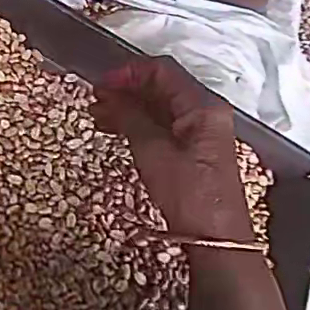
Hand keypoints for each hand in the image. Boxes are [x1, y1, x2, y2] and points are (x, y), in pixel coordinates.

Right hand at [91, 56, 252, 239]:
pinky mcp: (195, 149)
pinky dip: (139, 123)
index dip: (128, 72)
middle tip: (95, 98)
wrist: (215, 238)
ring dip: (130, 107)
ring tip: (98, 115)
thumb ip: (131, 117)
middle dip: (127, 89)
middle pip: (162, 87)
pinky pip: (163, 125)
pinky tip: (116, 129)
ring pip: (160, 106)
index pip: (162, 71)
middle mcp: (205, 112)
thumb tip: (110, 95)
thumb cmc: (188, 194)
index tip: (101, 84)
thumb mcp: (153, 152)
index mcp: (202, 106)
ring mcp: (201, 130)